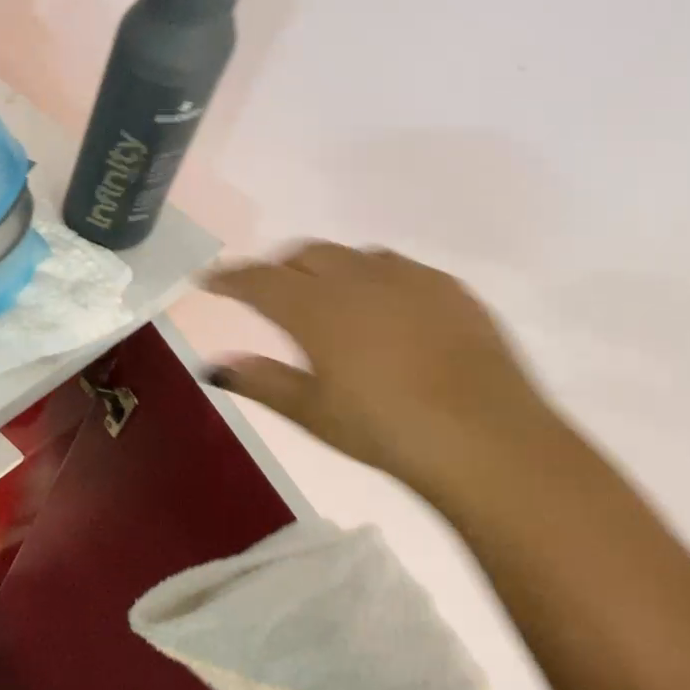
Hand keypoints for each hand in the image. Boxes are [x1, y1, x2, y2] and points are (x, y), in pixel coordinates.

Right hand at [200, 242, 561, 491]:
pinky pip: (397, 267)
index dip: (230, 278)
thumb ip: (260, 381)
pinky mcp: (451, 291)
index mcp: (317, 309)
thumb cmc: (380, 428)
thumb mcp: (309, 410)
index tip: (207, 279)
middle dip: (277, 267)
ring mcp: (412, 280)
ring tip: (317, 296)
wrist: (482, 436)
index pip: (261, 282)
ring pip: (354, 255)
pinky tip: (375, 308)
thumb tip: (215, 364)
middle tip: (261, 290)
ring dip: (325, 267)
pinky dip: (370, 276)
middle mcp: (361, 280)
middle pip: (307, 254)